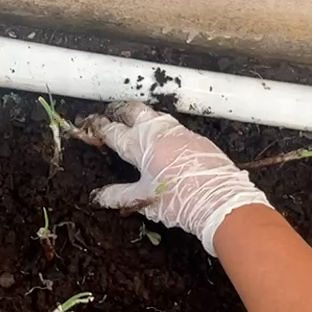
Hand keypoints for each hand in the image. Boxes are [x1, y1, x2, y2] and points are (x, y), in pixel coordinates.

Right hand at [82, 102, 272, 255]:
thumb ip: (119, 195)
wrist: (220, 200)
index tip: (91, 124)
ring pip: (155, 114)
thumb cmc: (179, 199)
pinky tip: (162, 137)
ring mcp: (179, 132)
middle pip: (133, 111)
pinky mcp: (196, 137)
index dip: (99, 126)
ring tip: (134, 121)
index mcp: (140, 145)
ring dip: (141, 116)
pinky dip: (161, 126)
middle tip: (111, 114)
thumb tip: (98, 196)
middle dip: (119, 110)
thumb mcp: (144, 199)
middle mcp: (157, 132)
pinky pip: (173, 125)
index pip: (113, 131)